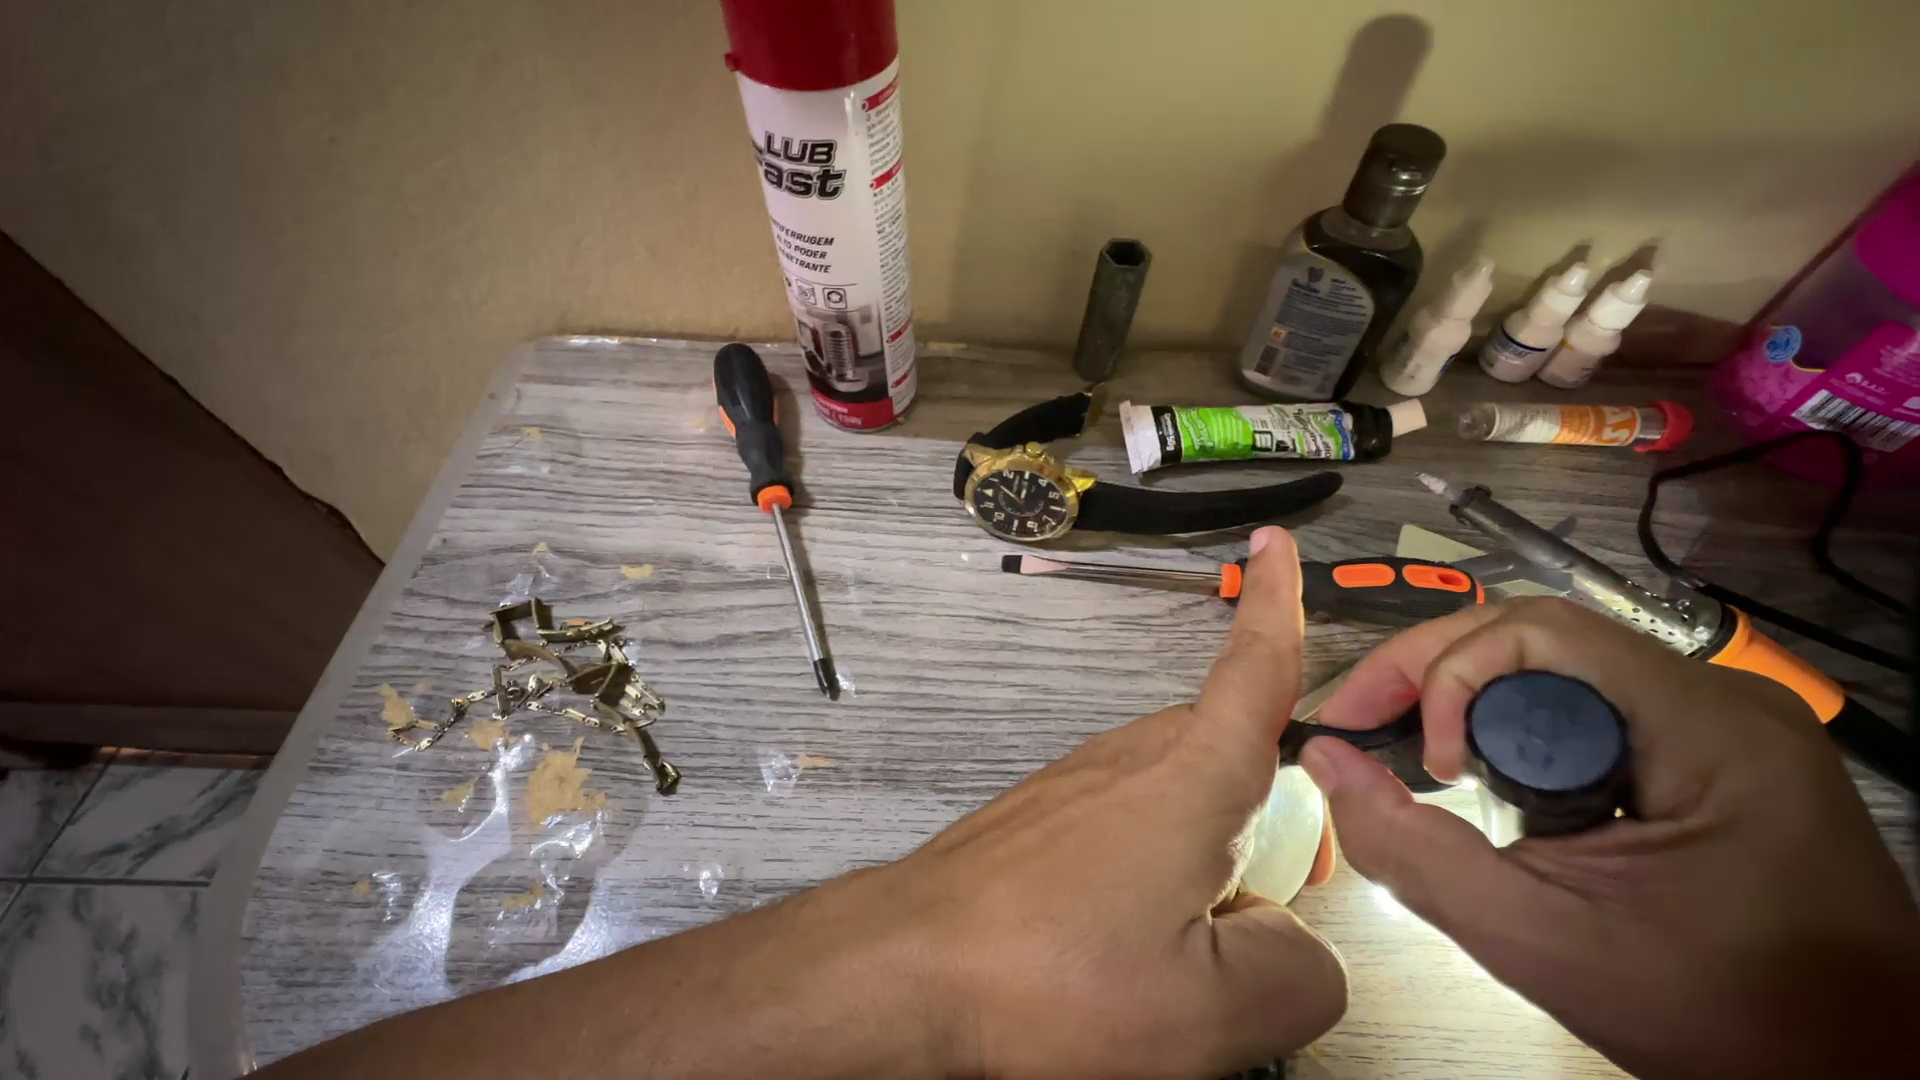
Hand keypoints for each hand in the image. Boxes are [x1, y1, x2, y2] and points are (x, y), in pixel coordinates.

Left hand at [837, 524, 1344, 1077]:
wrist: (909, 965)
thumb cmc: (1047, 972)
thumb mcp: (1214, 1006)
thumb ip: (1298, 968)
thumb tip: (1288, 936)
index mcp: (1192, 776)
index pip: (1255, 666)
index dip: (1276, 602)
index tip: (1273, 544)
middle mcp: (1134, 756)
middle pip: (1234, 759)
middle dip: (1266, 822)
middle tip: (1251, 914)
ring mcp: (1082, 779)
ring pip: (1182, 801)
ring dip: (1202, 861)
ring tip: (1166, 947)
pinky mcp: (1047, 810)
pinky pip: (1129, 822)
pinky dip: (1148, 871)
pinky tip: (1111, 936)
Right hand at [1303, 597, 1919, 1078]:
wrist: (1851, 1074)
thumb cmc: (1716, 1018)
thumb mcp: (1540, 943)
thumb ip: (1414, 852)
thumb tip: (1322, 761)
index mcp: (1711, 733)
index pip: (1543, 634)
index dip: (1452, 674)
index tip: (1422, 763)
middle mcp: (1718, 699)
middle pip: (1535, 633)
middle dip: (1428, 667)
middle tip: (1357, 721)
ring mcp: (1711, 717)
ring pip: (1545, 657)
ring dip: (1454, 685)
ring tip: (1394, 735)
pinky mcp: (1695, 744)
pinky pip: (1570, 696)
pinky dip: (1495, 714)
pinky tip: (1461, 757)